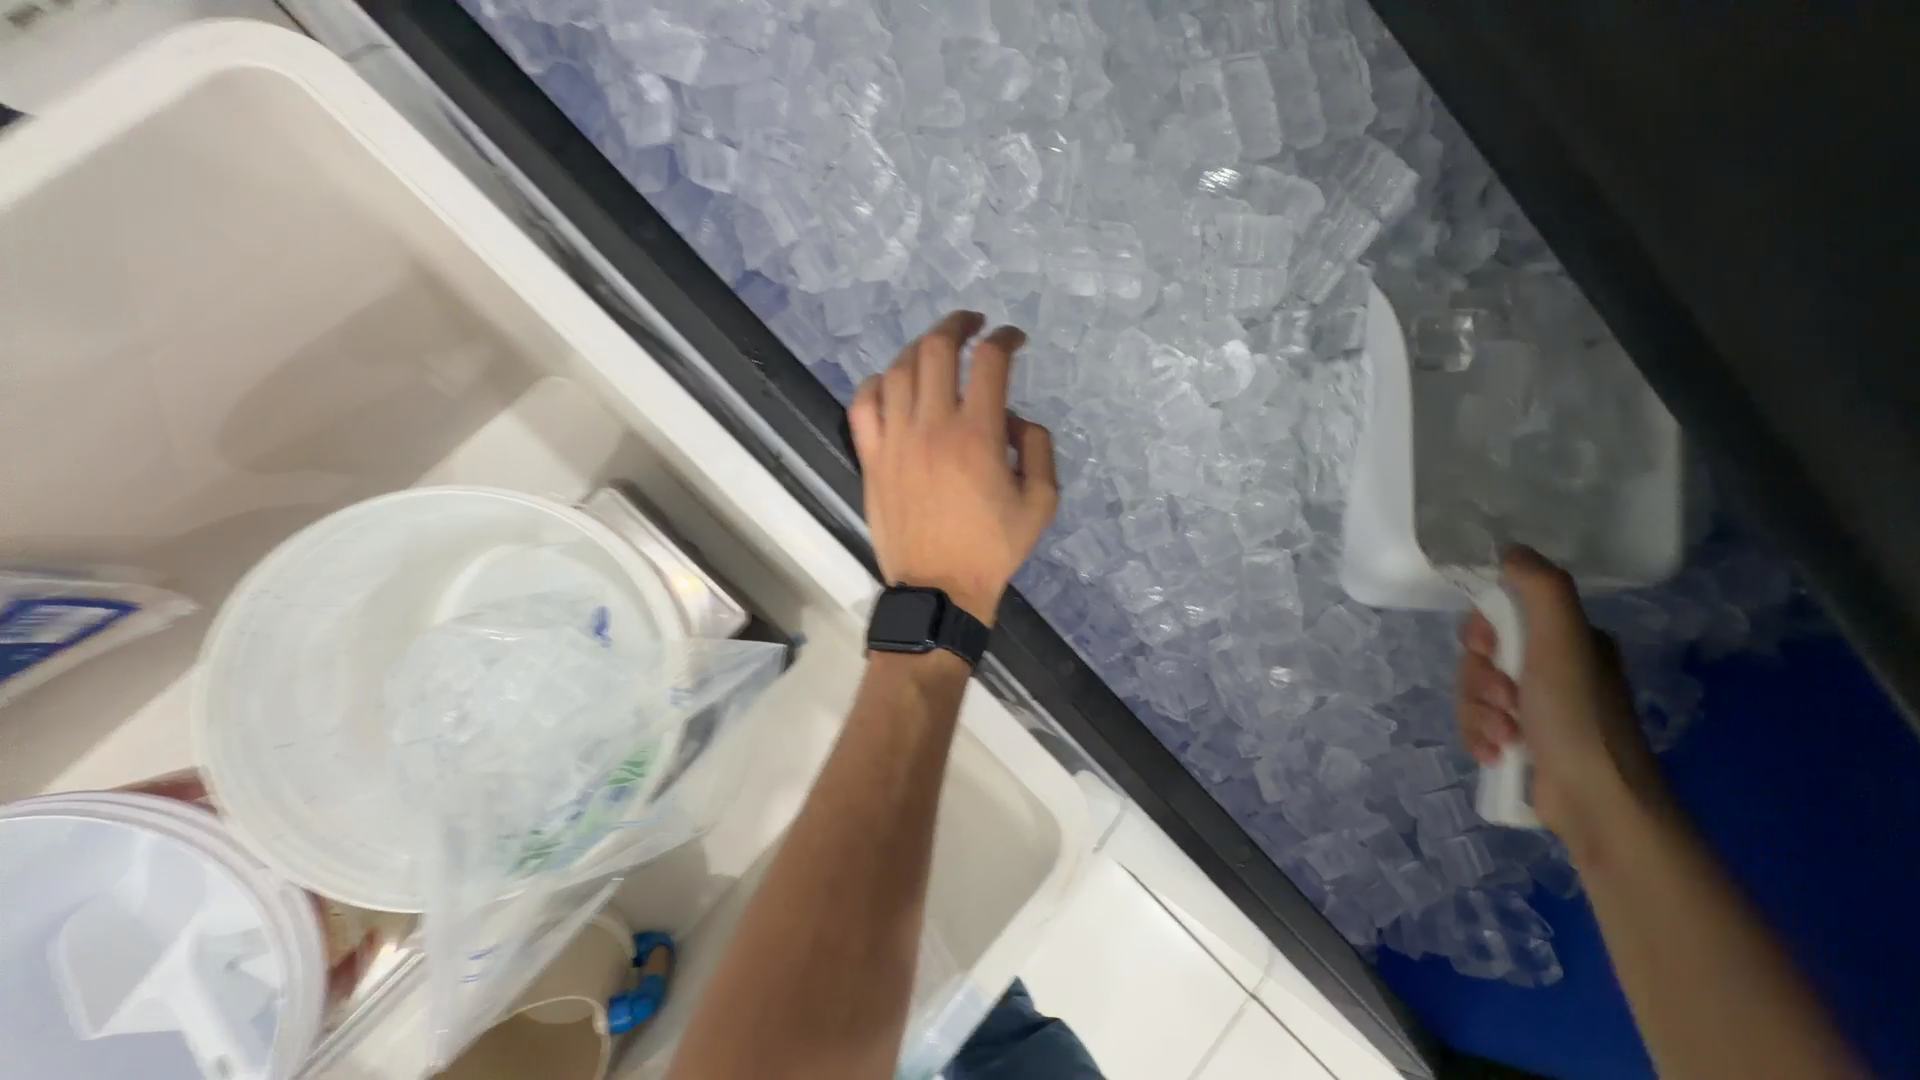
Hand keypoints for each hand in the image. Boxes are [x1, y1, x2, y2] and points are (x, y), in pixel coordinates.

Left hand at [848, 311, 1058, 624]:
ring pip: (899, 369)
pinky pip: (864, 403)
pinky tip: (893, 383)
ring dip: (921, 349)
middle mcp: (932, 425)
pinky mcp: (871, 457)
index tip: (1013, 338)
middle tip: (973, 324)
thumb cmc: (992, 548)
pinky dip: (878, 383)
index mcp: (978, 434)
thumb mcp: (1041, 502)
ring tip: (937, 351)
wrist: (939, 589)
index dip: (1005, 338)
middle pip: (937, 349)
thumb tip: (1016, 420)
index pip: (989, 361)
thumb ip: (1039, 449)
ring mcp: (895, 439)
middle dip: (959, 324)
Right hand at [1456, 547, 1667, 847]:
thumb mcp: (1563, 642)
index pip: (1501, 617)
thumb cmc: (1578, 717)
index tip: (1489, 651)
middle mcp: (1554, 670)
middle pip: (1481, 657)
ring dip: (1477, 714)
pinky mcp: (1522, 742)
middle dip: (1478, 682)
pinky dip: (1479, 737)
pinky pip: (1477, 725)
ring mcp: (1537, 709)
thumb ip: (1541, 590)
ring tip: (1503, 737)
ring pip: (1474, 693)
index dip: (1483, 633)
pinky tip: (1496, 754)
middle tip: (1503, 702)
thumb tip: (1509, 549)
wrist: (1596, 800)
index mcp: (1568, 642)